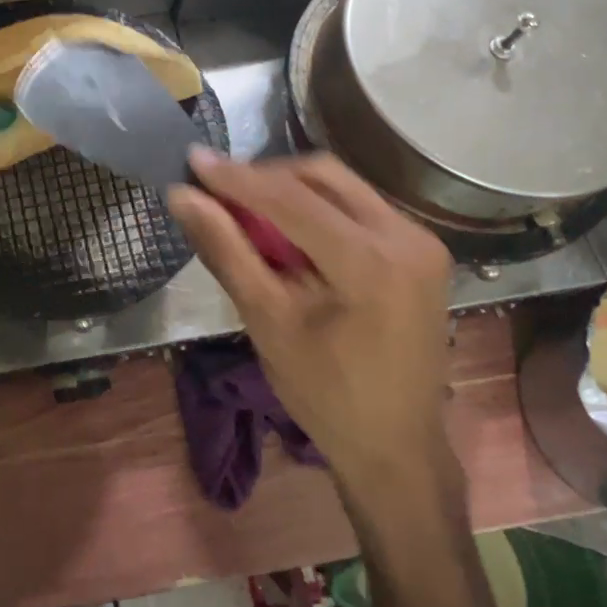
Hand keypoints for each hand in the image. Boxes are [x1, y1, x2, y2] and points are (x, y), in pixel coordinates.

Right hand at [167, 149, 454, 469]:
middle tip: (220, 191)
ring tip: (248, 211)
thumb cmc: (325, 394)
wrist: (397, 446)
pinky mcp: (423, 252)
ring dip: (292, 191)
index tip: (192, 160)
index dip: (236, 177)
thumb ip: (226, 251)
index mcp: (370, 261)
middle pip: (323, 177)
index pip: (291, 198)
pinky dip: (320, 210)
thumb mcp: (267, 321)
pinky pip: (362, 209)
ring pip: (344, 187)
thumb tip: (182, 196)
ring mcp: (422, 242)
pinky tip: (291, 233)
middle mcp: (406, 237)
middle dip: (266, 177)